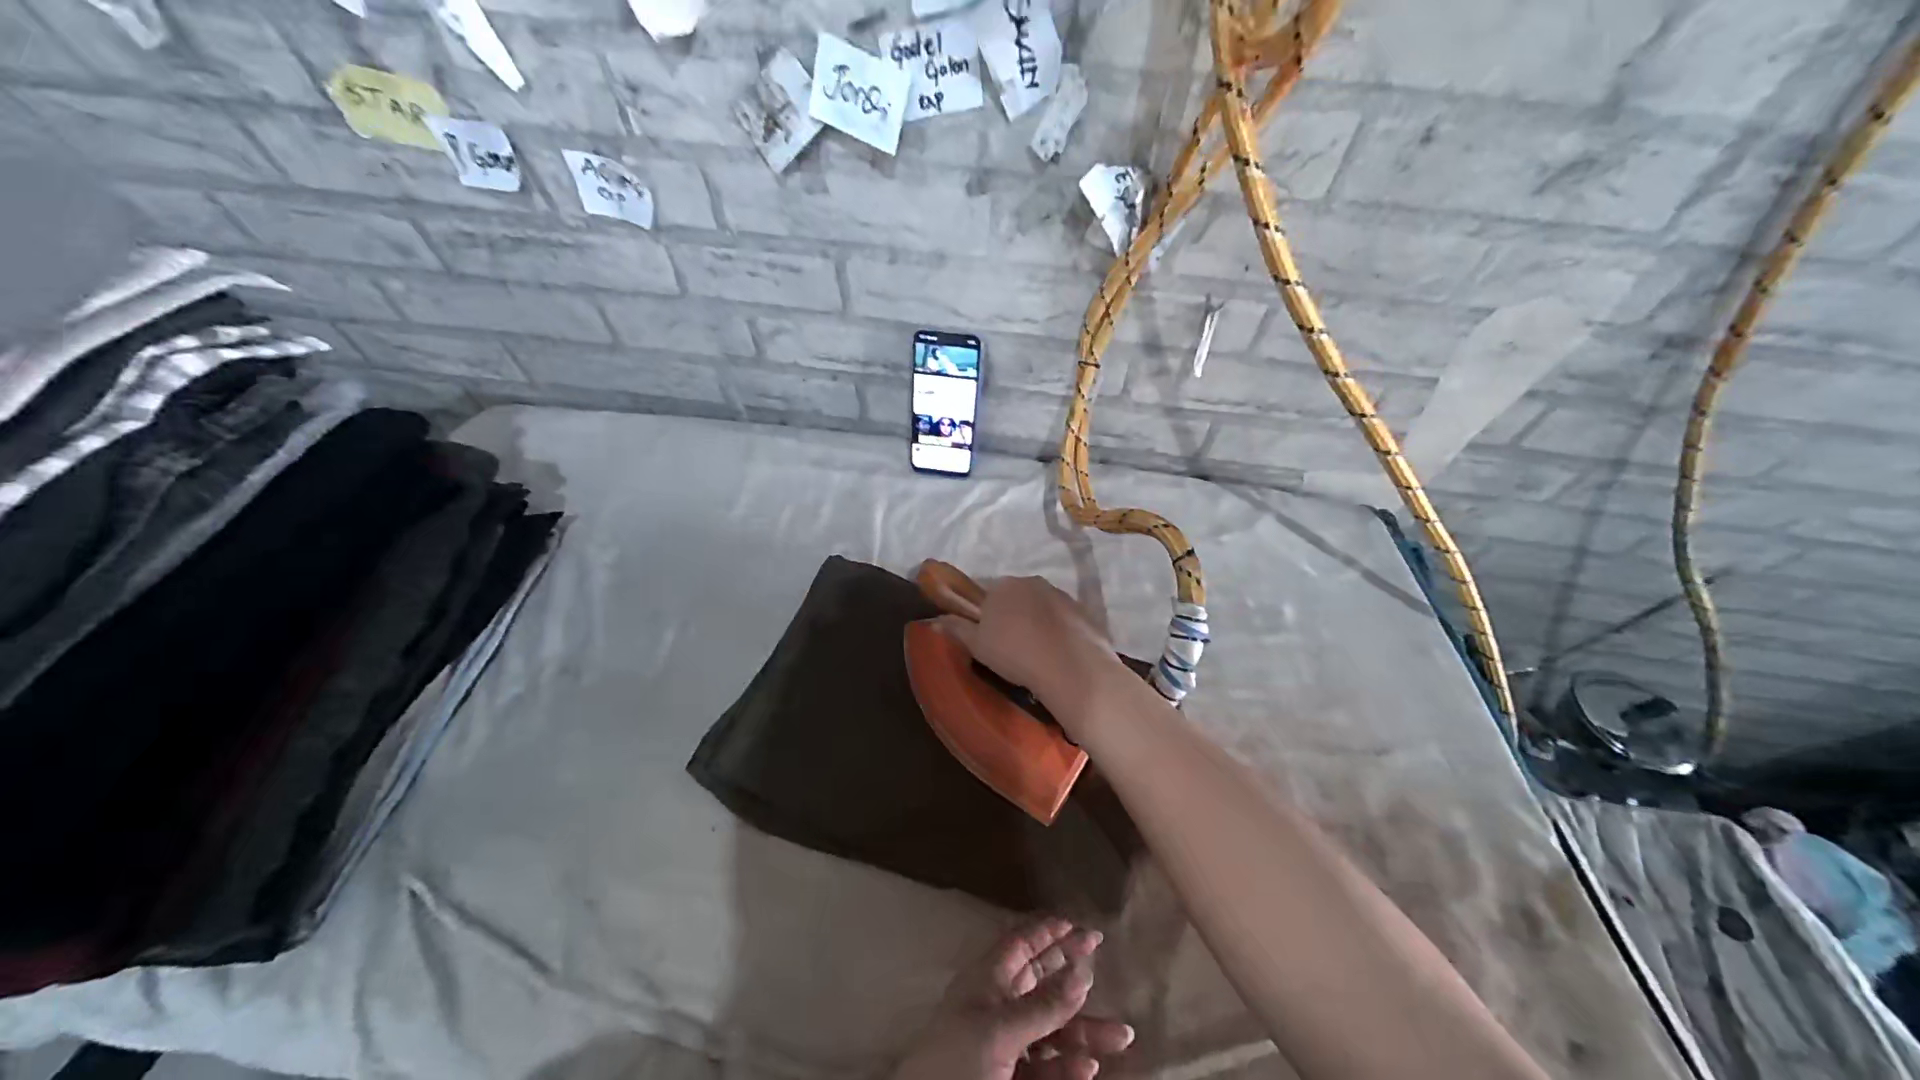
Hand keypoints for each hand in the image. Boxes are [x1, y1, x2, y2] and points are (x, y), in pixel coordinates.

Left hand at [892, 918, 1133, 1079]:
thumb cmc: (956, 1062)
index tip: (1077, 922)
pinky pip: (1048, 1066)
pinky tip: (1088, 1069)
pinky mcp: (1013, 1078)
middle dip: (1071, 971)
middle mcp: (997, 1007)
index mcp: (985, 982)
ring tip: (1121, 1037)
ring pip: (1053, 1030)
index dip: (1046, 931)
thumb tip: (1083, 971)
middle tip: (1100, 952)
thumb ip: (1042, 1005)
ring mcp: (1006, 1045)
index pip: (1019, 944)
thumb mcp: (999, 1031)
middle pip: (1040, 981)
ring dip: (1086, 1031)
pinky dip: (1069, 1066)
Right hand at [933, 577, 1125, 727]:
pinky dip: (1057, 628)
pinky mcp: (1081, 609)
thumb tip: (934, 620)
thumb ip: (956, 629)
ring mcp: (1059, 593)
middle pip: (1014, 596)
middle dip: (1011, 614)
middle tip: (1010, 645)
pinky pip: (1061, 616)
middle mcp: (1030, 581)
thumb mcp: (977, 645)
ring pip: (1039, 605)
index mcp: (1001, 586)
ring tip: (1035, 651)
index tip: (988, 635)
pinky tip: (1057, 651)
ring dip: (1035, 620)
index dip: (985, 613)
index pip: (986, 593)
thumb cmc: (1015, 654)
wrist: (1070, 666)